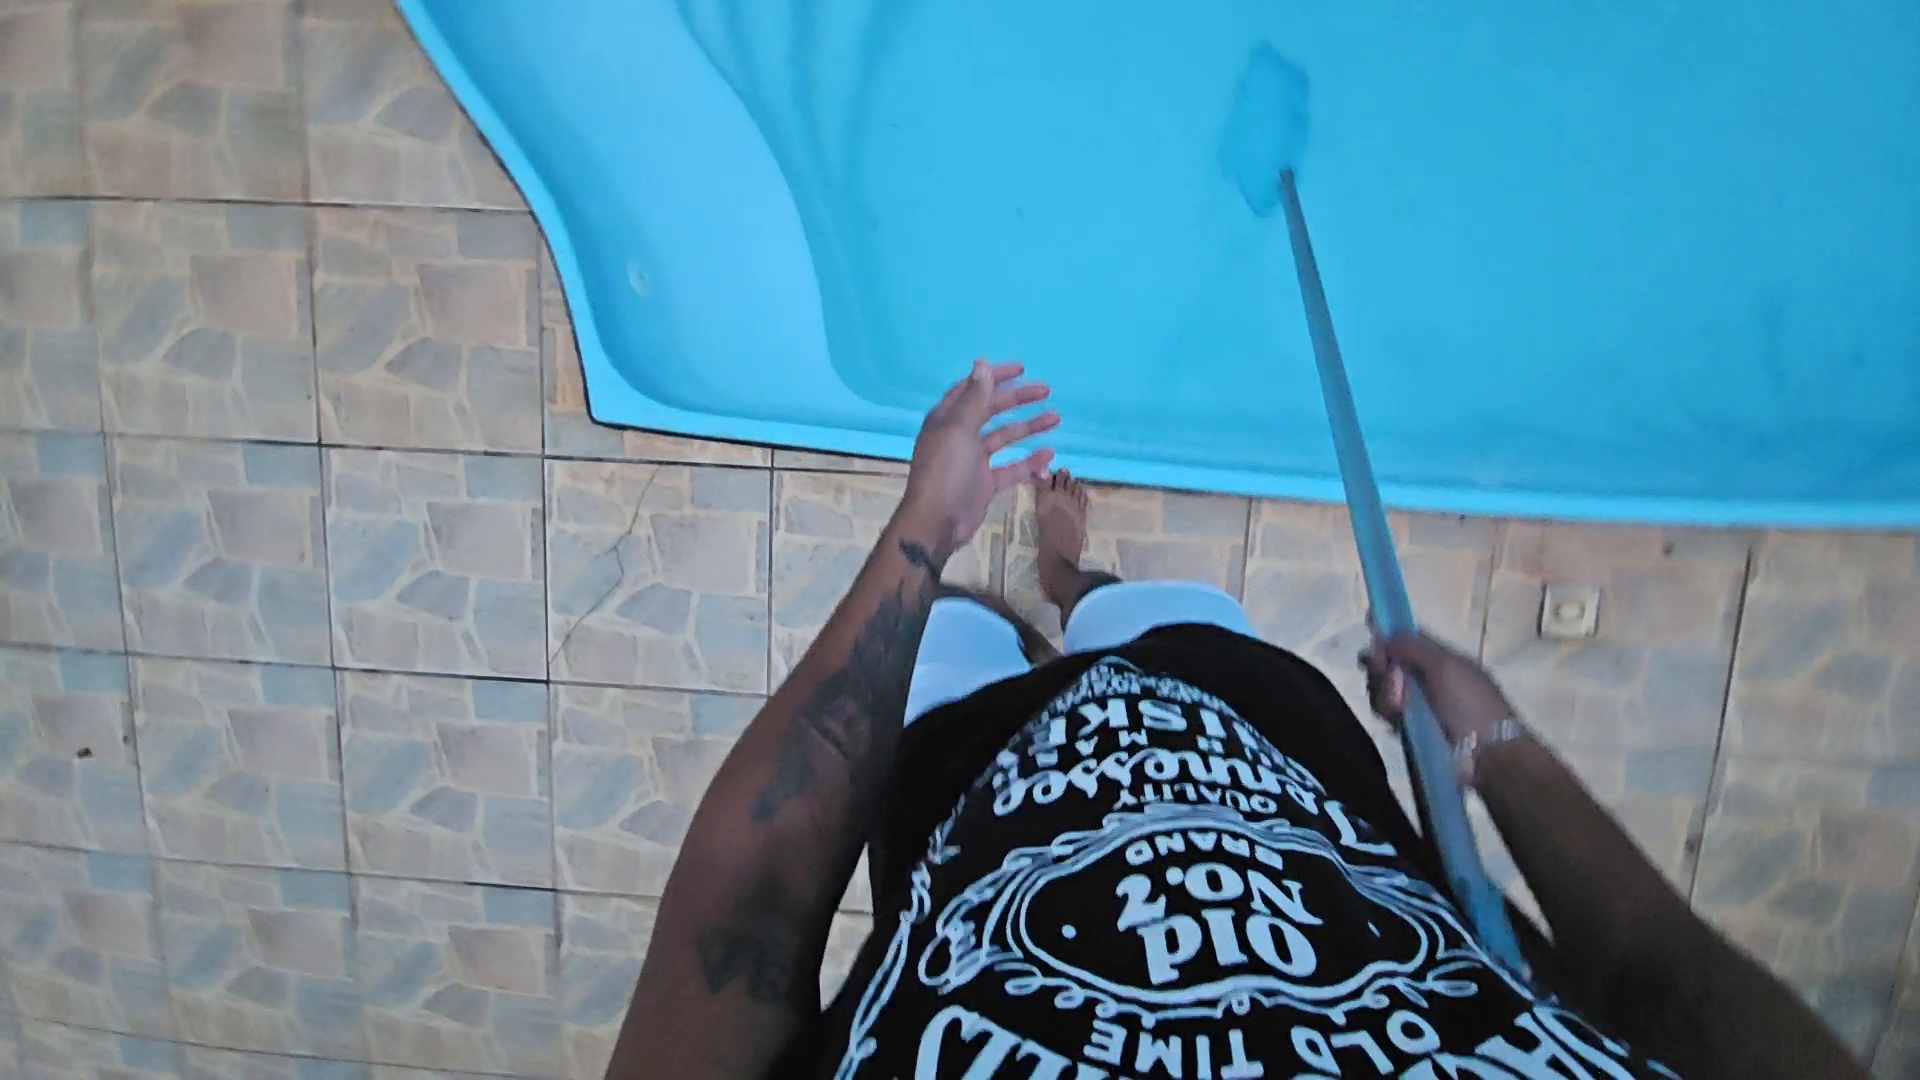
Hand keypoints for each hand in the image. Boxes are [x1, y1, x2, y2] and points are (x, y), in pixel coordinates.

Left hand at [899, 359, 1057, 558]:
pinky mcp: (984, 484)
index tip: (1021, 370)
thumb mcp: (959, 430)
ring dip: (1028, 428)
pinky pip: (1011, 468)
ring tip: (1055, 419)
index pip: (972, 390)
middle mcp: (959, 436)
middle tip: (1045, 391)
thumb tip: (982, 362)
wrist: (937, 522)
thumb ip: (974, 398)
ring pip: (1004, 438)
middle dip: (1017, 399)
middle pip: (991, 410)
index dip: (994, 377)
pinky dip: (1029, 461)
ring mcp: (972, 461)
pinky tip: (1049, 456)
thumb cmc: (945, 472)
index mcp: (947, 420)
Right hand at [1360, 632, 1515, 744]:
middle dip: (1381, 668)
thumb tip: (1382, 634)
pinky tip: (1397, 718)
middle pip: (1389, 663)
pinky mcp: (1409, 726)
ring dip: (1383, 692)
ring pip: (1382, 687)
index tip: (1375, 642)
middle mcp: (1428, 678)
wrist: (1486, 756)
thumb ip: (1412, 645)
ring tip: (1398, 706)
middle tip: (1388, 677)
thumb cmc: (1471, 705)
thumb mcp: (1445, 666)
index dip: (1388, 637)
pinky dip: (1387, 711)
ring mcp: (1418, 703)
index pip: (1408, 640)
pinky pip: (1385, 710)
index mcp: (1443, 660)